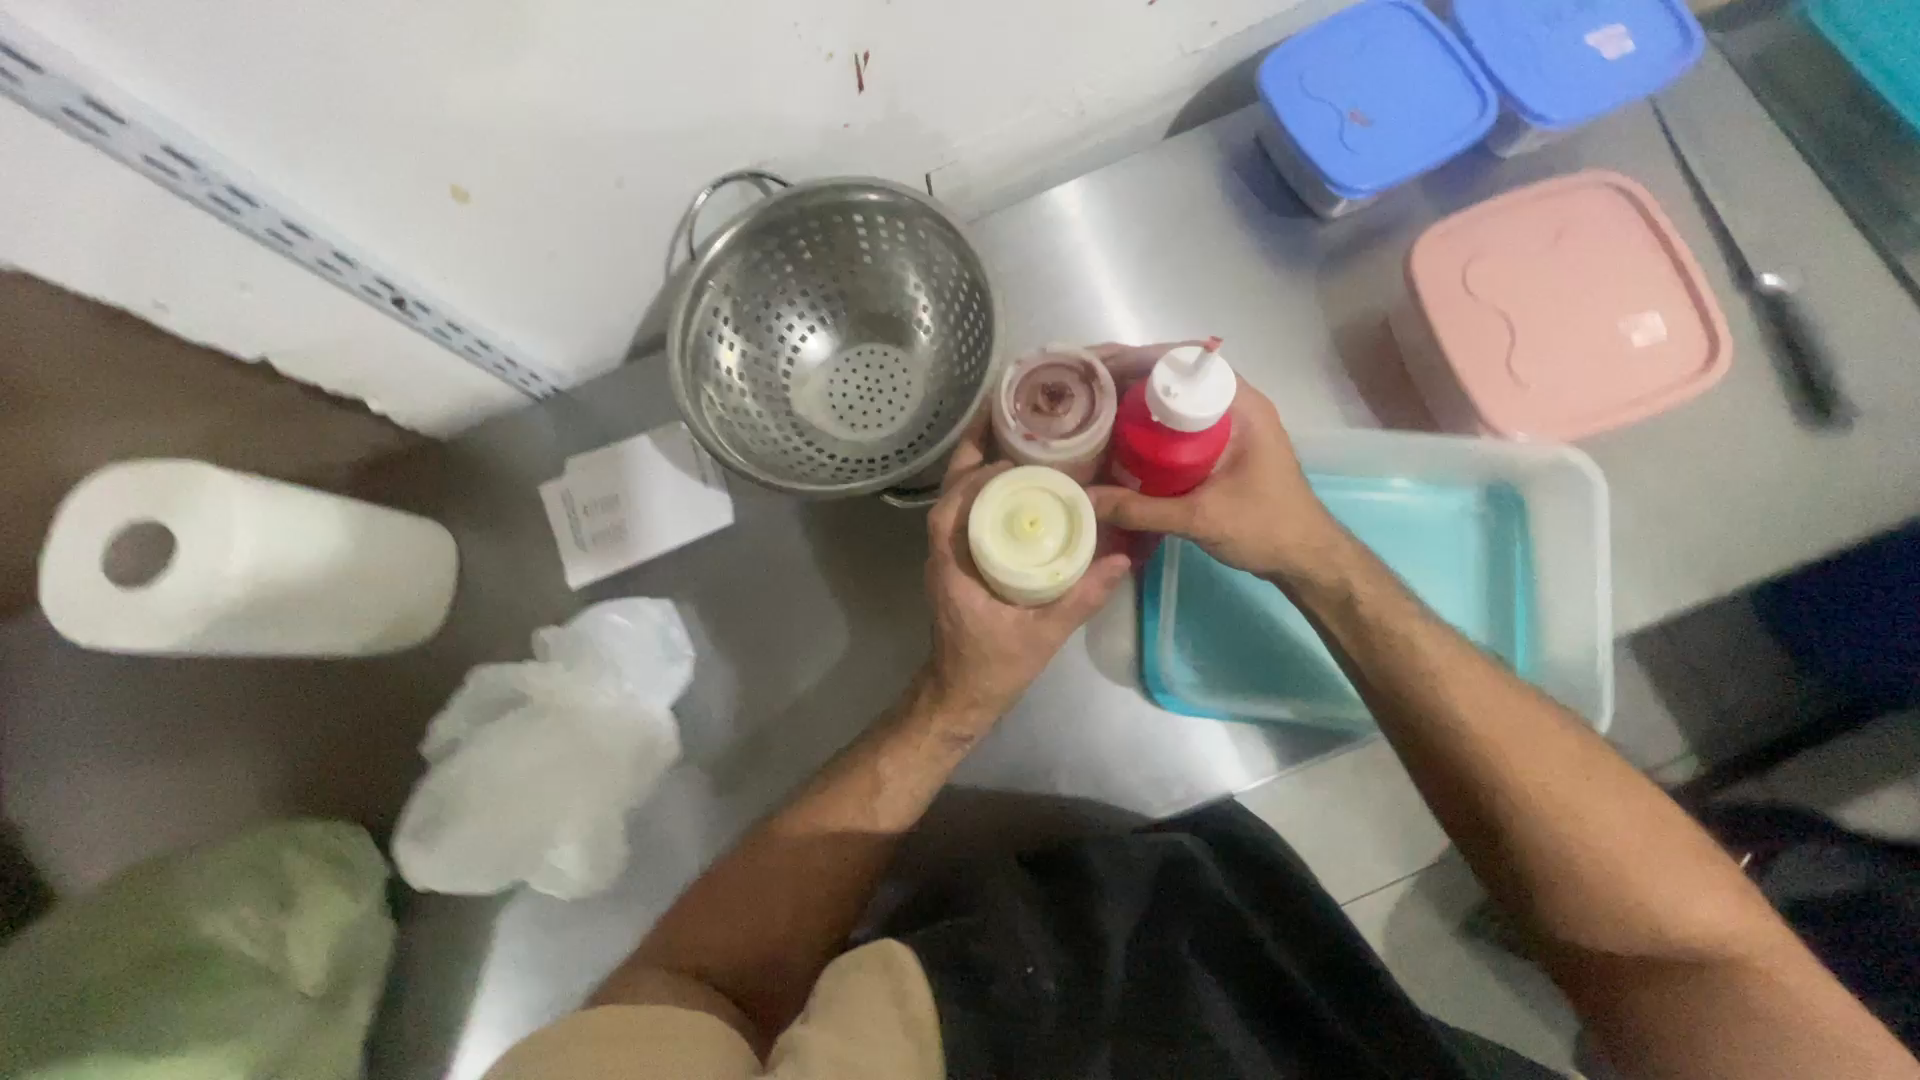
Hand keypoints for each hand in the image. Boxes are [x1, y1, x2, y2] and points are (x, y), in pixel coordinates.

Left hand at [917, 416, 1131, 729]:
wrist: (961, 695)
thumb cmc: (992, 668)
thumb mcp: (1041, 636)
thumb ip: (1080, 599)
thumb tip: (1121, 561)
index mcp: (951, 568)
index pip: (950, 509)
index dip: (973, 478)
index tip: (1009, 459)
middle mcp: (942, 556)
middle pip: (949, 494)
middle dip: (972, 455)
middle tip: (1006, 423)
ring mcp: (948, 559)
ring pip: (956, 504)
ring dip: (977, 471)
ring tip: (1014, 443)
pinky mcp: (958, 565)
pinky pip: (967, 518)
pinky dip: (984, 495)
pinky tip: (1017, 487)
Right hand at [1084, 343, 1342, 582]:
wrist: (1305, 558)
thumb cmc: (1266, 528)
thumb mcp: (1199, 518)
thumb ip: (1141, 510)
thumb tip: (1085, 500)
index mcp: (1240, 406)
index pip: (1185, 360)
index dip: (1138, 359)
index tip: (1099, 370)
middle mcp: (1235, 405)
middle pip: (1175, 375)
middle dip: (1128, 378)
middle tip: (1083, 388)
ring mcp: (1228, 426)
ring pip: (1175, 399)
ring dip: (1136, 400)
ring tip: (1091, 407)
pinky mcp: (1219, 447)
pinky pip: (1177, 424)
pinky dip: (1147, 425)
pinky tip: (1116, 438)